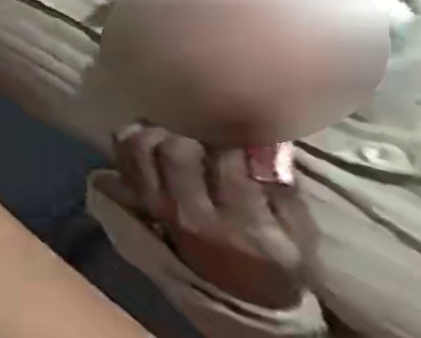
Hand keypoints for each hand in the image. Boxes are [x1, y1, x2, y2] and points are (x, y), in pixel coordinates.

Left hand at [103, 125, 315, 309]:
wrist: (239, 292)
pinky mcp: (137, 199)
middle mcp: (192, 214)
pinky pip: (121, 158)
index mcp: (244, 227)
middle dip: (190, 132)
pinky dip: (130, 138)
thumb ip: (282, 190)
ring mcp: (157, 205)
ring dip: (155, 130)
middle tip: (202, 128)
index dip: (234, 141)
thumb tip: (267, 146)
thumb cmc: (277, 258)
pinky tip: (150, 134)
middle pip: (176, 152)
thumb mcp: (299, 234)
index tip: (239, 130)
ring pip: (139, 149)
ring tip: (175, 129)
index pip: (229, 167)